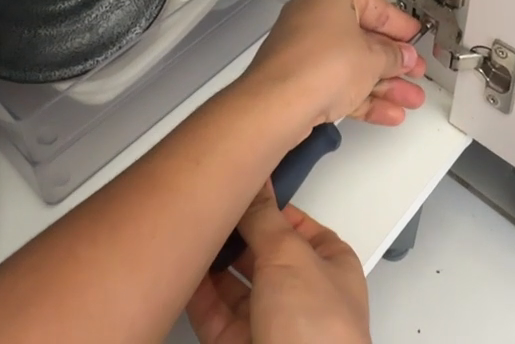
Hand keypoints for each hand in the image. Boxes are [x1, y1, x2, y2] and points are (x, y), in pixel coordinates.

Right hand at [185, 186, 370, 343]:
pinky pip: (215, 314)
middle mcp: (302, 293)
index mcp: (329, 264)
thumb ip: (265, 219)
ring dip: (214, 262)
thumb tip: (255, 185)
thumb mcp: (290, 256)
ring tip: (190, 234)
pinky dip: (199, 294)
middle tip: (206, 208)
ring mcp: (271, 323)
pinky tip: (184, 272)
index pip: (295, 224)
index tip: (239, 187)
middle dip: (236, 234)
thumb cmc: (318, 333)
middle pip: (263, 252)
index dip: (268, 206)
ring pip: (236, 284)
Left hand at [241, 0, 426, 128]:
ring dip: (384, 83)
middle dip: (394, 60)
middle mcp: (315, 15)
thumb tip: (404, 57)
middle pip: (363, 38)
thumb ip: (394, 56)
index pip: (376, 6)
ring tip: (411, 99)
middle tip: (417, 73)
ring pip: (352, 64)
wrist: (278, 104)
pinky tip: (390, 113)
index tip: (416, 37)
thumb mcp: (373, 57)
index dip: (400, 25)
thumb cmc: (325, 64)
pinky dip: (363, 96)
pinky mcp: (299, 79)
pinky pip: (337, 84)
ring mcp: (304, 49)